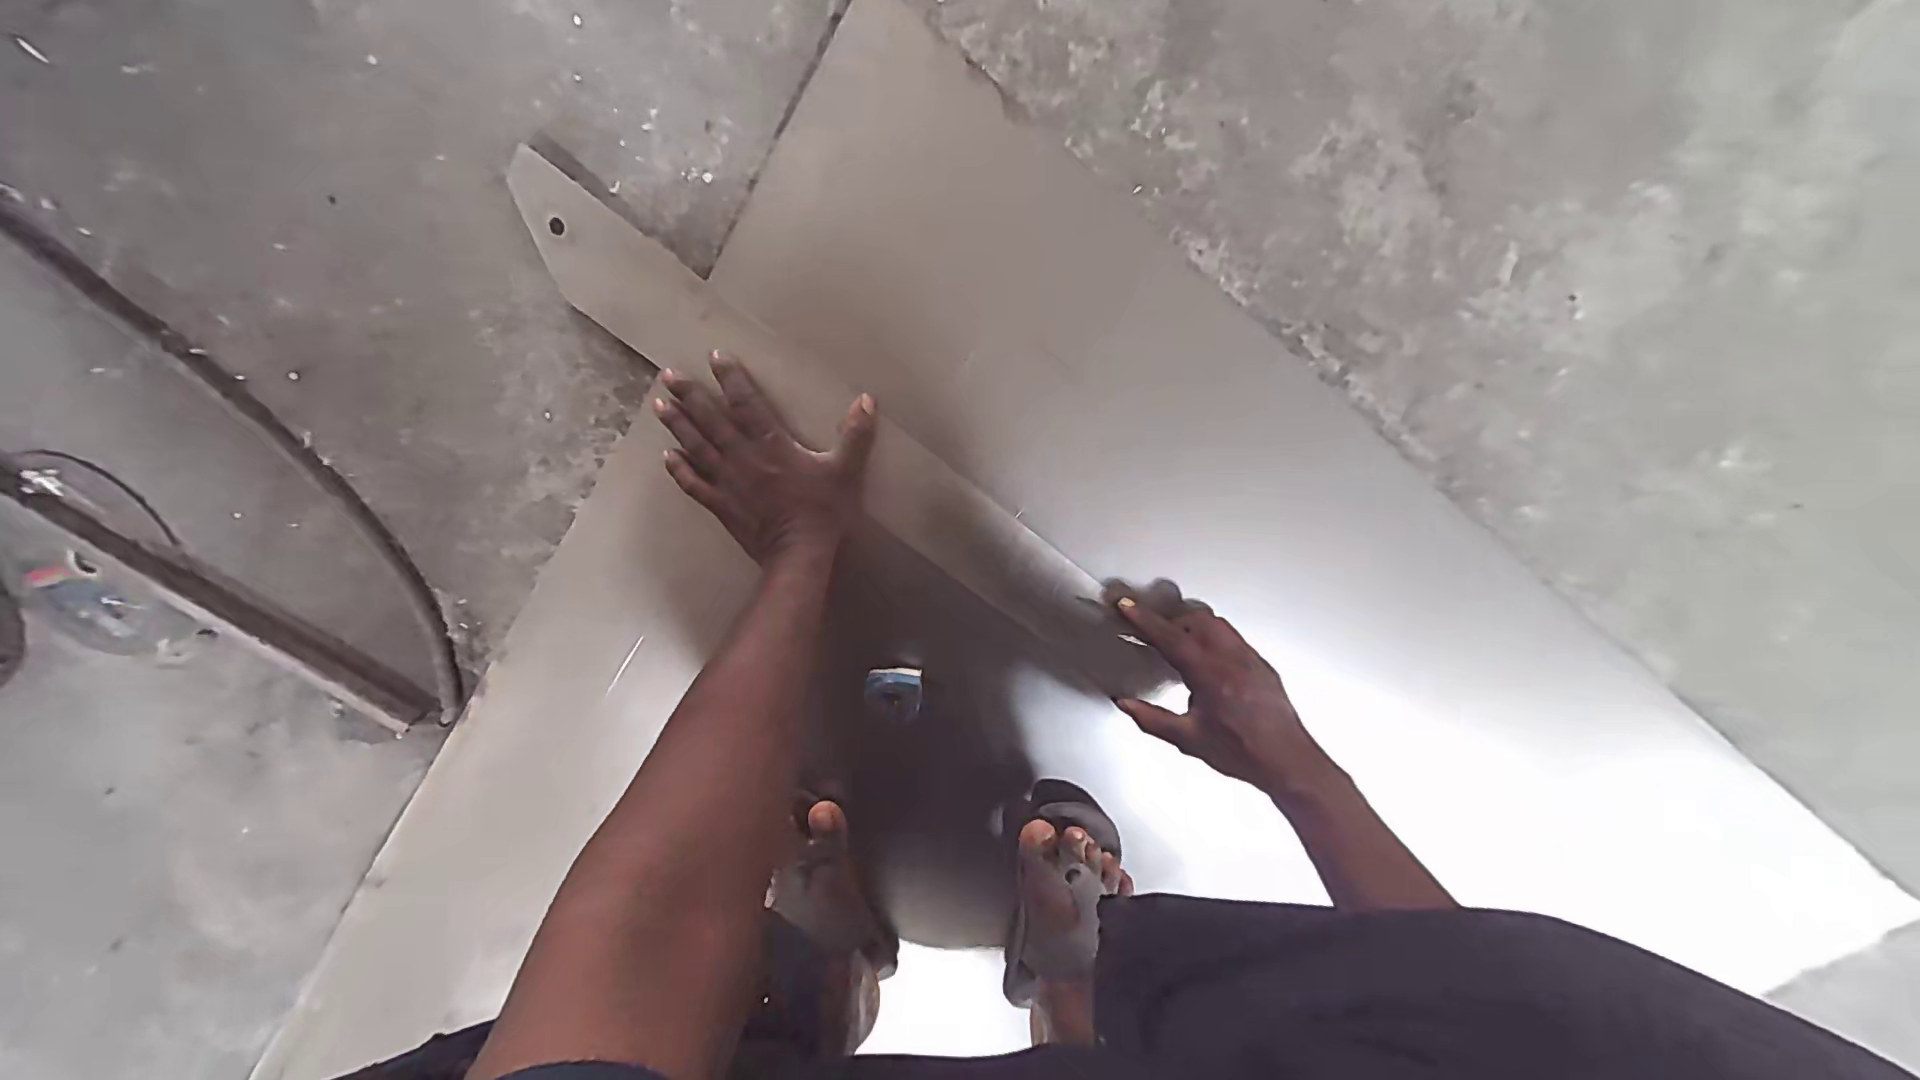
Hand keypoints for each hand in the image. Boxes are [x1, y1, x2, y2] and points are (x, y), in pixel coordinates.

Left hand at [653, 353, 876, 562]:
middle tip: (668, 376)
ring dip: (677, 425)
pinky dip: (679, 469)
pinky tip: (666, 456)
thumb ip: (855, 435)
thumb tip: (867, 400)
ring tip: (659, 405)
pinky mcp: (720, 505)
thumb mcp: (845, 470)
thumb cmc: (822, 510)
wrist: (798, 552)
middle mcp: (742, 456)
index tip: (715, 356)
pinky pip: (693, 484)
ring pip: (696, 447)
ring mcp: (727, 481)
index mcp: (771, 444)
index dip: (731, 379)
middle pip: (710, 420)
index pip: (746, 403)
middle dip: (689, 395)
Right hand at [1113, 600, 1331, 791]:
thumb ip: (1152, 719)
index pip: (1171, 637)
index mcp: (1211, 676)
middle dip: (1168, 620)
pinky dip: (1211, 635)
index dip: (1145, 620)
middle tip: (1149, 628)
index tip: (1128, 606)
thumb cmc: (1245, 753)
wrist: (1288, 763)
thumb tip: (1126, 704)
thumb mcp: (1189, 739)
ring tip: (1175, 638)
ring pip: (1216, 623)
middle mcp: (1232, 660)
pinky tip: (1204, 653)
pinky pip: (1232, 635)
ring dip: (1191, 624)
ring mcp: (1250, 659)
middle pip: (1195, 619)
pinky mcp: (1261, 664)